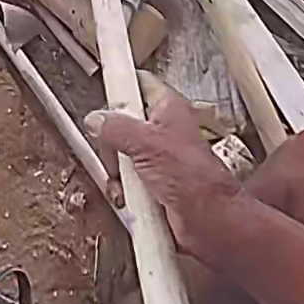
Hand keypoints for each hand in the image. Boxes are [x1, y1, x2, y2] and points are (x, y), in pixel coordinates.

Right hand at [84, 73, 242, 250]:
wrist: (208, 220)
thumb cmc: (191, 176)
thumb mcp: (146, 144)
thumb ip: (116, 128)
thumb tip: (95, 119)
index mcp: (168, 107)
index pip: (141, 83)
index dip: (122, 85)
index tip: (102, 92)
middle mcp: (164, 128)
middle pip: (124, 121)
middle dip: (111, 139)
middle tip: (111, 150)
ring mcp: (159, 155)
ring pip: (122, 151)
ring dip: (115, 168)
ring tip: (120, 179)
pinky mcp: (154, 180)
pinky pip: (127, 177)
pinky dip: (122, 187)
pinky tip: (125, 196)